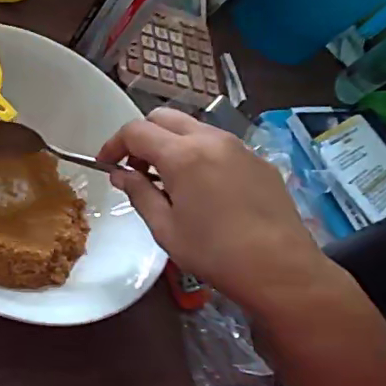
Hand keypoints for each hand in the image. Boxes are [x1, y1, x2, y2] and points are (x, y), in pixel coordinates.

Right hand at [98, 108, 339, 316]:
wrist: (279, 267)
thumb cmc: (214, 252)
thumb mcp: (165, 228)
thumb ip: (139, 194)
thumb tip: (122, 175)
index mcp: (183, 155)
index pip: (136, 131)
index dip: (114, 145)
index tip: (106, 165)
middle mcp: (212, 140)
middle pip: (164, 118)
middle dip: (142, 137)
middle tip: (134, 169)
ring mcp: (239, 147)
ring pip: (193, 128)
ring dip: (170, 144)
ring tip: (165, 181)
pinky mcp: (258, 161)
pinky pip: (219, 145)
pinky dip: (197, 154)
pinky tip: (200, 188)